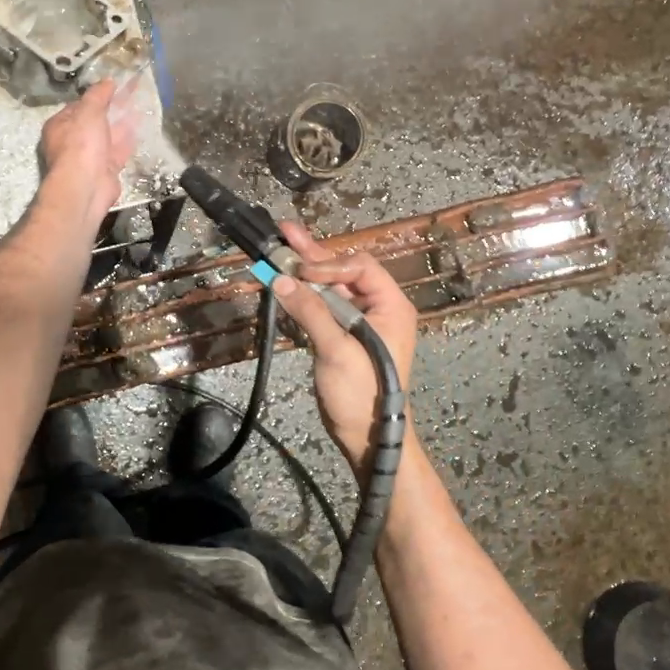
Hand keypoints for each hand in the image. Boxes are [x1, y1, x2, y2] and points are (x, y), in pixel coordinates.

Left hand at [37, 78, 138, 224]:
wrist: (85, 186)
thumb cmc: (81, 144)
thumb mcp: (88, 111)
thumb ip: (98, 95)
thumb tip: (108, 81)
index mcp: (60, 126)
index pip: (77, 106)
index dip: (95, 96)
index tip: (113, 87)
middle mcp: (71, 142)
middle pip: (94, 121)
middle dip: (111, 109)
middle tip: (131, 95)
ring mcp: (88, 157)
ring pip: (108, 136)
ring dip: (122, 124)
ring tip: (139, 107)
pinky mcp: (105, 170)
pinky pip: (118, 151)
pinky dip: (128, 141)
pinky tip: (140, 130)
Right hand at [272, 221, 417, 474]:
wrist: (367, 437)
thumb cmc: (362, 392)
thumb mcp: (336, 350)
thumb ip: (310, 311)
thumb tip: (281, 279)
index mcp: (390, 306)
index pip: (359, 267)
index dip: (329, 264)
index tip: (301, 271)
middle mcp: (377, 308)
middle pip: (343, 271)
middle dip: (313, 255)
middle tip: (285, 232)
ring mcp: (359, 322)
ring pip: (330, 287)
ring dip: (305, 271)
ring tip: (280, 248)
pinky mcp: (341, 336)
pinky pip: (322, 306)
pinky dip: (303, 294)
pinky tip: (284, 282)